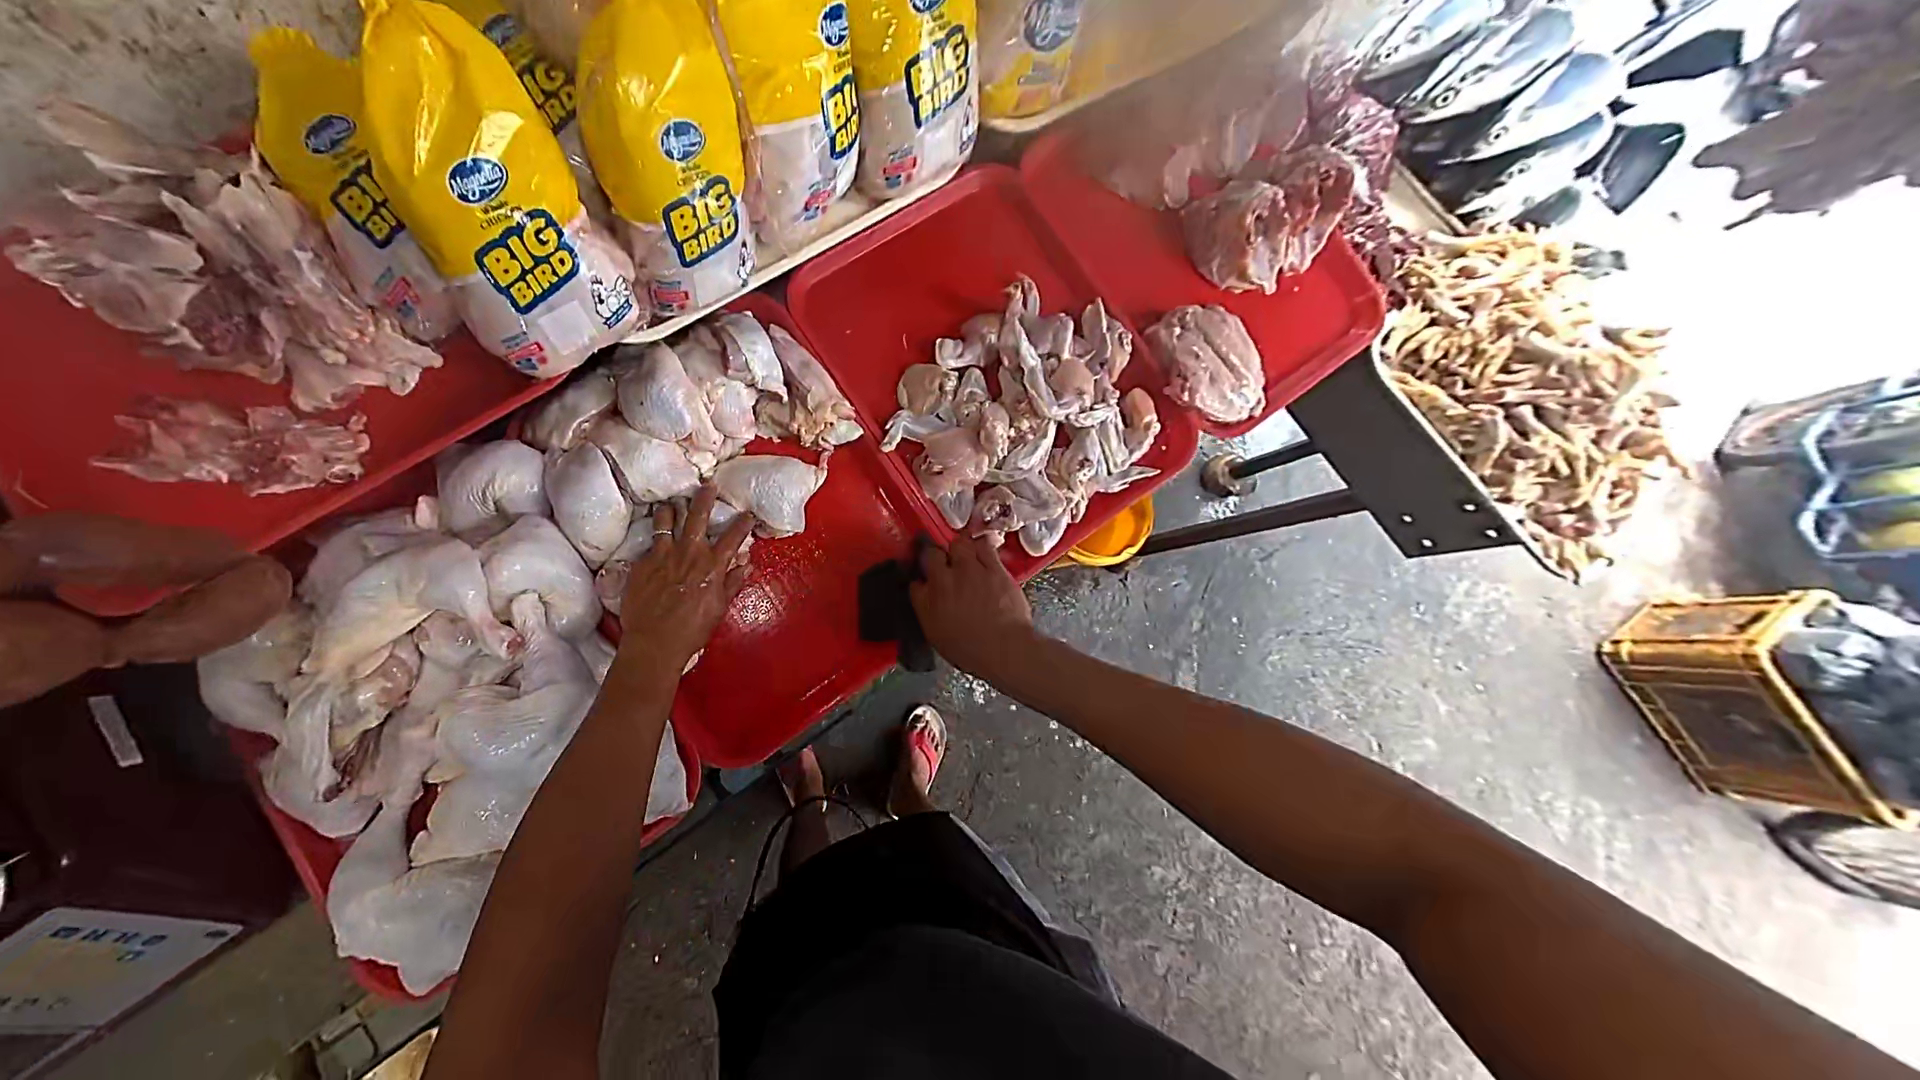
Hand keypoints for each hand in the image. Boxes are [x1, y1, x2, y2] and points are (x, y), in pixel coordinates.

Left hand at [617, 487, 753, 678]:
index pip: (733, 536)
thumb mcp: (720, 607)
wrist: (655, 643)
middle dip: (705, 498)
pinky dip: (655, 540)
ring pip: (666, 521)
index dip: (742, 523)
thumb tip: (745, 565)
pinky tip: (655, 542)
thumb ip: (732, 582)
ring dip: (671, 509)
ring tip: (672, 503)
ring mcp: (662, 556)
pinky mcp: (641, 564)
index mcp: (712, 566)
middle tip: (708, 485)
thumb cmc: (692, 630)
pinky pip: (650, 545)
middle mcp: (688, 554)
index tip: (747, 514)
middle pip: (697, 517)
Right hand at [909, 533, 1035, 677]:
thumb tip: (920, 588)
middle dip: (938, 557)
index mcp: (929, 598)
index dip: (923, 573)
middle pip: (934, 553)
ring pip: (959, 544)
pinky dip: (981, 548)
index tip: (929, 577)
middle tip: (947, 565)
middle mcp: (946, 579)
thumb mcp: (935, 633)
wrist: (1003, 648)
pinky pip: (984, 546)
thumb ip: (925, 606)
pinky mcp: (994, 568)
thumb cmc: (969, 648)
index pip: (916, 577)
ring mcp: (971, 570)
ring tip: (966, 558)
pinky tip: (984, 556)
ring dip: (960, 549)